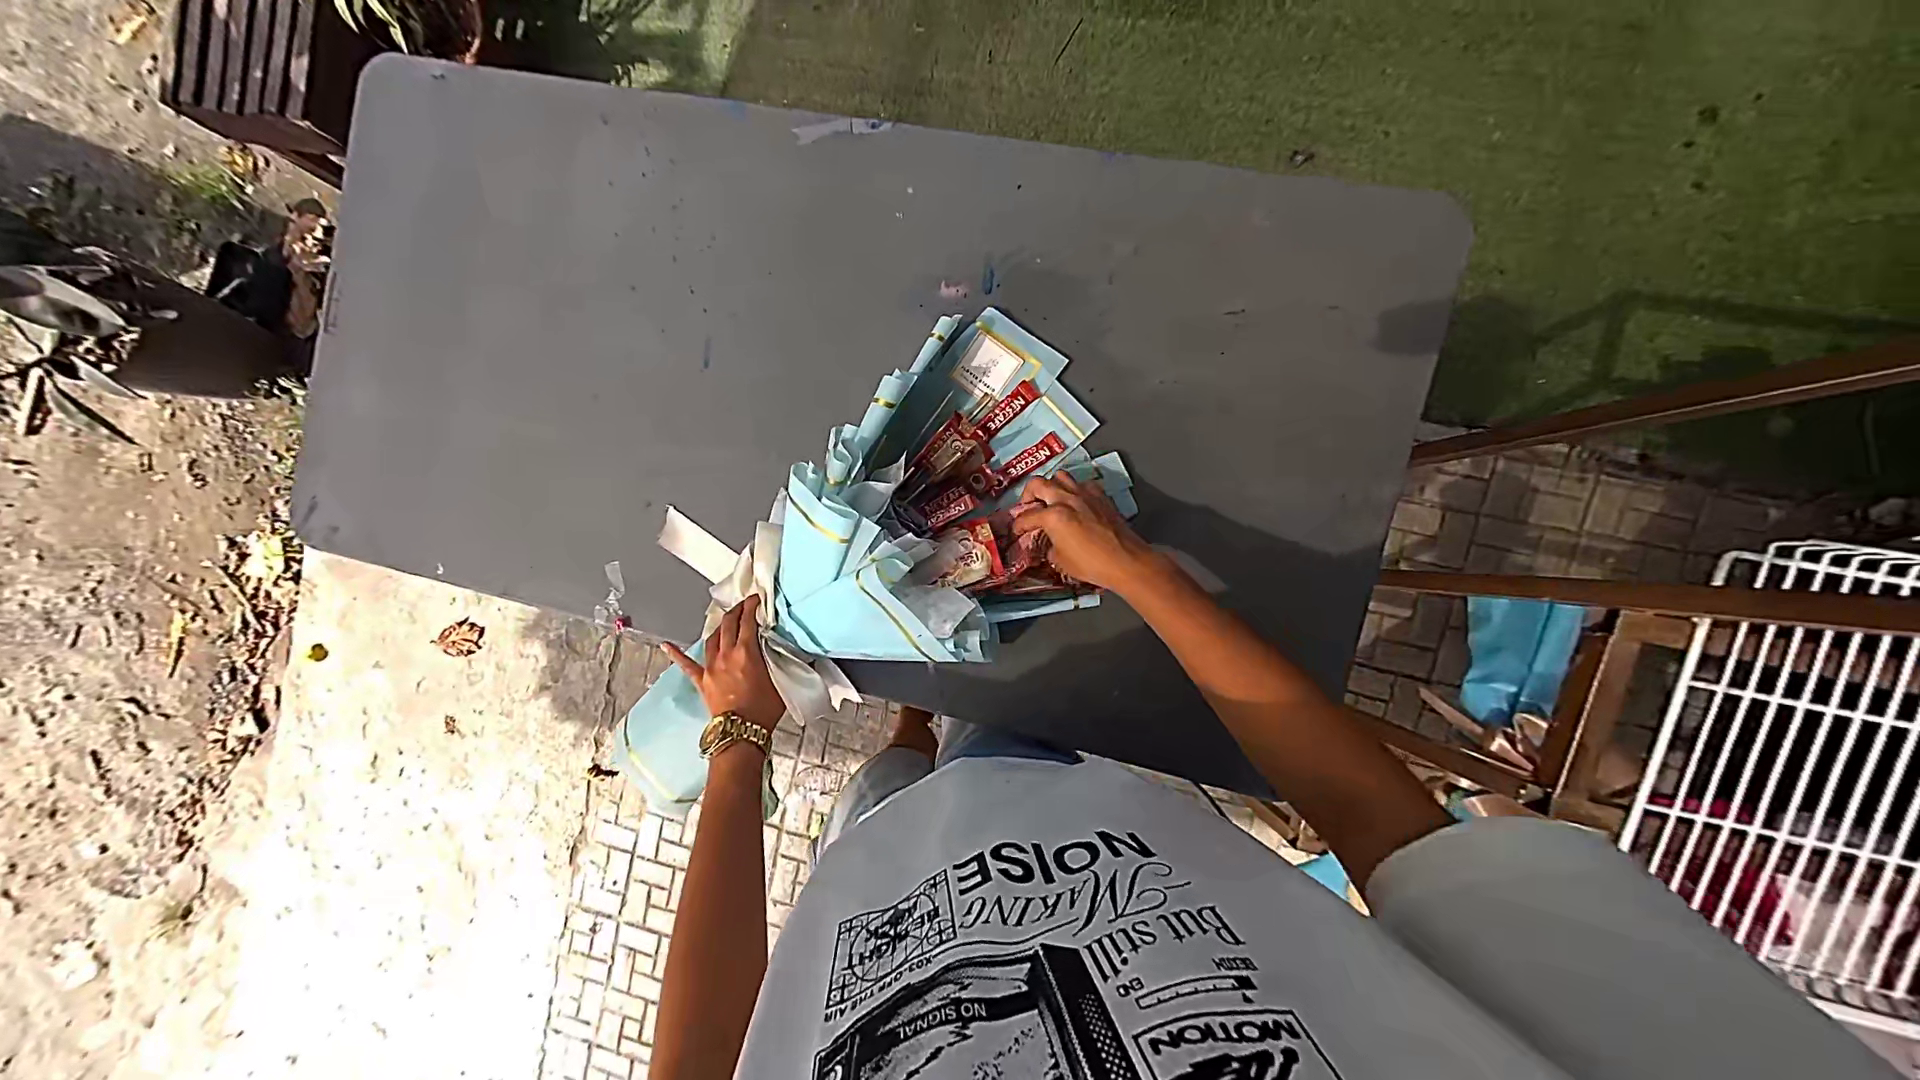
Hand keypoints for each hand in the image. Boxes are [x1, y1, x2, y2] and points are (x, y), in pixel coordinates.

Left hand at [663, 594, 784, 731]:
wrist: (741, 732)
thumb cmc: (764, 708)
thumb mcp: (781, 681)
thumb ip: (783, 662)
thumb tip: (799, 653)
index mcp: (747, 652)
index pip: (748, 621)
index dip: (751, 606)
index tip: (756, 599)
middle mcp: (726, 654)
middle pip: (728, 624)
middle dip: (736, 611)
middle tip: (743, 606)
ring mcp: (711, 667)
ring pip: (712, 638)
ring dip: (719, 627)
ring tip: (725, 621)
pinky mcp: (702, 681)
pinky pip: (686, 665)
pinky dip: (676, 654)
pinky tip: (667, 645)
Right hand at [1012, 473, 1161, 593]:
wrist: (1125, 560)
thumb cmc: (1092, 564)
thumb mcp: (1061, 561)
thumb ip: (1049, 546)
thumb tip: (1050, 544)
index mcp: (1053, 515)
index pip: (1026, 516)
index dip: (1018, 525)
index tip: (1018, 530)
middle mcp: (1066, 499)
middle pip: (1037, 484)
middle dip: (1028, 496)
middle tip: (1029, 507)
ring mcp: (1085, 494)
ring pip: (1060, 476)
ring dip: (1051, 486)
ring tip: (1051, 499)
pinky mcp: (1100, 496)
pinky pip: (1082, 484)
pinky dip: (1075, 490)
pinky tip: (1076, 502)